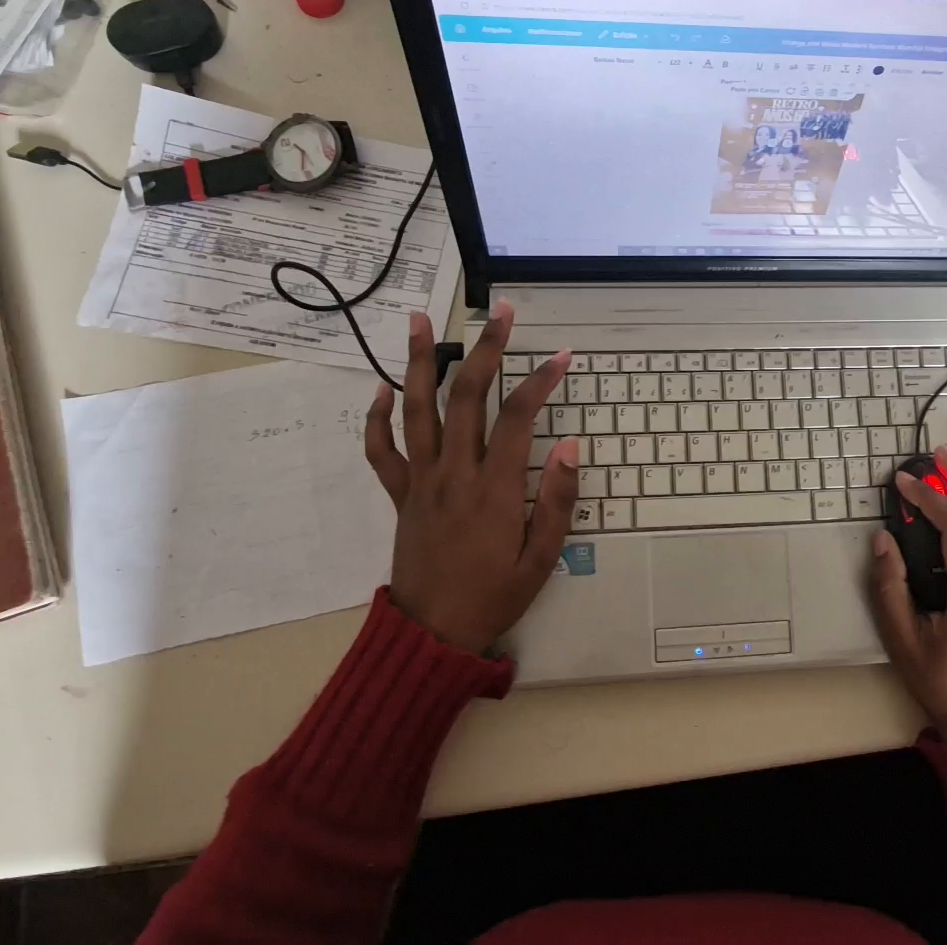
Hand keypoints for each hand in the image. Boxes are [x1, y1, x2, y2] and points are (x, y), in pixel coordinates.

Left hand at [365, 301, 578, 653]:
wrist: (434, 633)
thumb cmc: (495, 596)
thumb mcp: (542, 557)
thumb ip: (557, 500)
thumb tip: (570, 446)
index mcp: (494, 488)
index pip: (519, 417)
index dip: (542, 381)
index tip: (563, 356)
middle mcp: (454, 473)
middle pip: (466, 396)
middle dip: (486, 349)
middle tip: (500, 313)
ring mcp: (421, 481)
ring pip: (416, 410)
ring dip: (420, 362)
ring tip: (419, 320)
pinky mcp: (400, 496)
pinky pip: (381, 451)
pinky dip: (377, 418)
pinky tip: (382, 389)